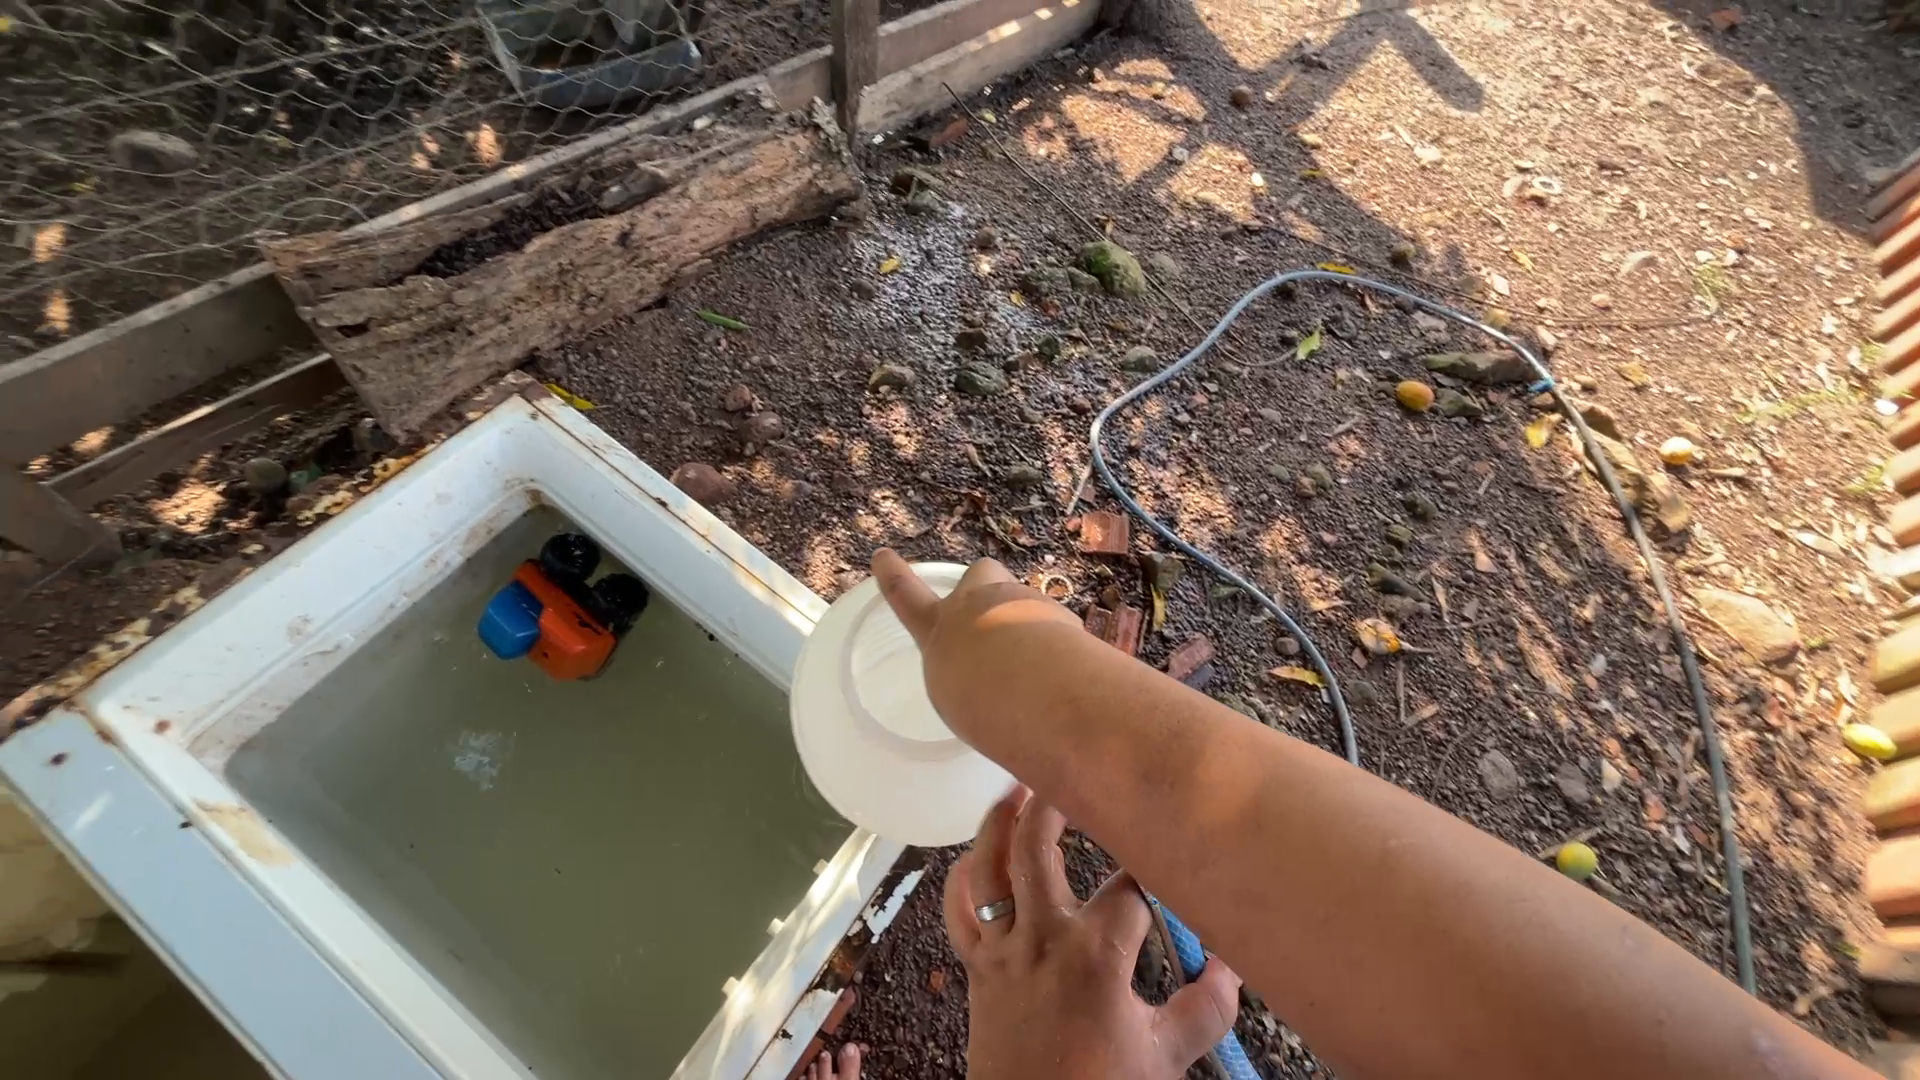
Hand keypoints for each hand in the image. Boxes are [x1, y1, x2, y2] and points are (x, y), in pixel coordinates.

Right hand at [869, 549, 1079, 733]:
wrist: (1027, 682)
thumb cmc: (978, 701)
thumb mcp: (956, 698)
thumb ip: (964, 682)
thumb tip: (987, 687)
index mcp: (938, 630)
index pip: (907, 597)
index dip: (894, 576)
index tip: (883, 556)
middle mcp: (975, 606)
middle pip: (980, 574)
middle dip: (988, 586)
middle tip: (995, 618)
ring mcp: (1017, 601)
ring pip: (1024, 602)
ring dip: (1029, 625)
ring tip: (1040, 670)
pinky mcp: (1057, 611)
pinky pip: (1058, 626)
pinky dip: (1062, 646)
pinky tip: (1070, 675)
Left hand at [944, 785, 1240, 1079]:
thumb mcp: (1167, 1055)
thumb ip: (1207, 1007)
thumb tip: (1232, 962)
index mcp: (1096, 954)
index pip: (1128, 887)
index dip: (1149, 868)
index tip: (1161, 854)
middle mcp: (1042, 937)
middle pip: (1034, 848)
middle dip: (1050, 804)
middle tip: (1068, 773)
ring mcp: (1002, 949)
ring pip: (987, 867)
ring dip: (999, 822)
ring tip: (1016, 788)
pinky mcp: (977, 966)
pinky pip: (959, 910)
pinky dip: (963, 877)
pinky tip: (977, 854)